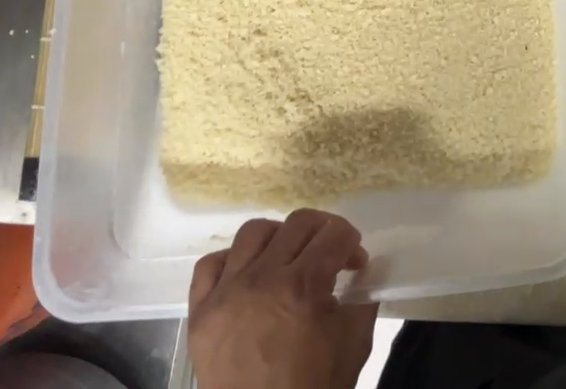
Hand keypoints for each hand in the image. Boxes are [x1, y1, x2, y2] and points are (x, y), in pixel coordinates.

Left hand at [188, 212, 378, 388]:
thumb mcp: (354, 343)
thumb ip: (364, 298)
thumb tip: (366, 271)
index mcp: (303, 287)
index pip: (335, 234)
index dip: (352, 243)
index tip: (356, 264)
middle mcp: (262, 279)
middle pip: (298, 223)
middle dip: (324, 232)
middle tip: (331, 255)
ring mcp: (225, 294)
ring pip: (254, 232)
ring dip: (280, 238)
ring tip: (289, 260)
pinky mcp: (200, 313)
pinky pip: (211, 264)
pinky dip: (233, 261)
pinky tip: (249, 275)